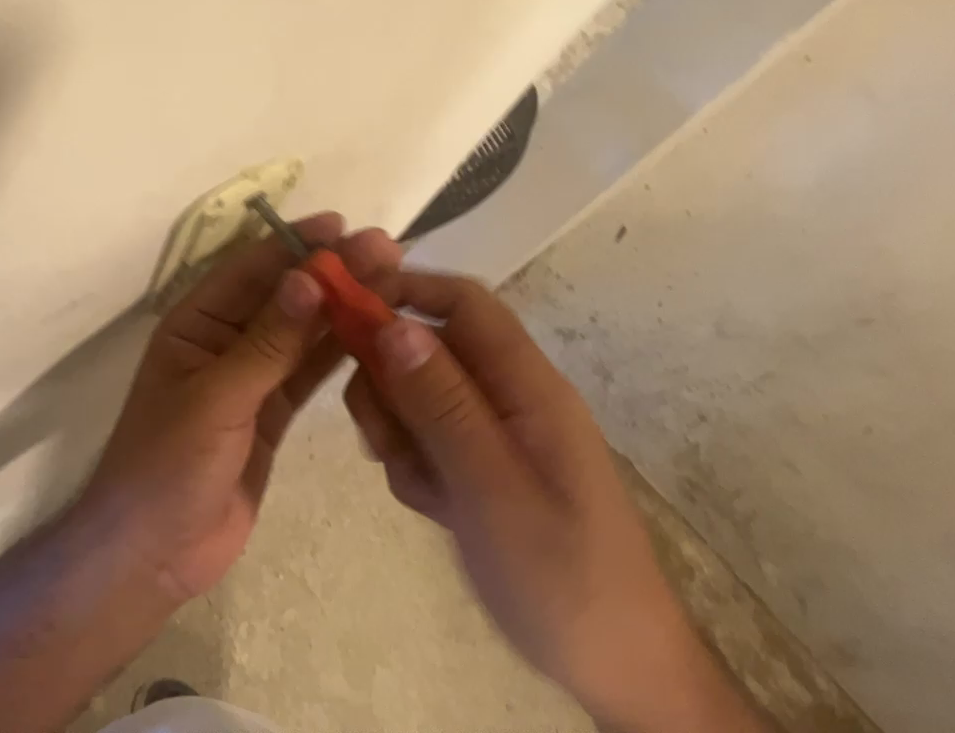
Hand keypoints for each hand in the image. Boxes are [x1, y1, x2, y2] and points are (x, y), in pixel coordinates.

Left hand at [78, 215, 402, 603]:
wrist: (155, 552)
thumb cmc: (167, 466)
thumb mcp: (216, 398)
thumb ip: (266, 342)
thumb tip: (309, 277)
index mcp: (194, 324)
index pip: (249, 271)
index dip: (295, 246)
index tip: (344, 225)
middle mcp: (223, 342)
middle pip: (284, 298)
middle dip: (331, 273)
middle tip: (388, 249)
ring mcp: (250, 379)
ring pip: (302, 334)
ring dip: (343, 309)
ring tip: (395, 280)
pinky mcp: (271, 415)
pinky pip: (308, 374)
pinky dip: (339, 354)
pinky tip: (377, 334)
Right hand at [345, 268, 768, 732]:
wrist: (614, 665)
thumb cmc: (562, 577)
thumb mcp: (493, 491)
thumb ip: (442, 406)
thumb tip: (391, 325)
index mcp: (526, 386)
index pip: (462, 304)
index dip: (403, 290)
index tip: (340, 309)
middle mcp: (507, 396)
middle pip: (424, 347)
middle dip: (388, 381)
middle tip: (383, 436)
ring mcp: (491, 431)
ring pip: (413, 394)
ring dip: (396, 430)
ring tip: (420, 485)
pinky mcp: (477, 464)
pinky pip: (421, 438)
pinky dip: (410, 464)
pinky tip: (433, 505)